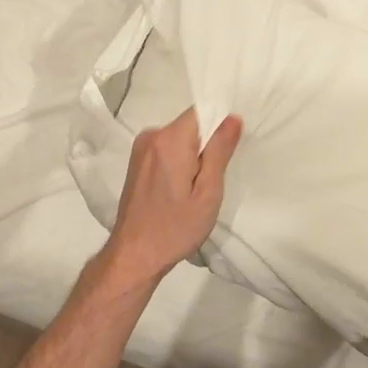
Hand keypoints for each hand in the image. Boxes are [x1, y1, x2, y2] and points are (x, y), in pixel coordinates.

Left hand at [103, 107, 242, 280]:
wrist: (134, 256)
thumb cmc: (175, 227)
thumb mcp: (208, 192)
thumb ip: (220, 151)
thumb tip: (232, 118)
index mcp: (169, 140)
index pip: (202, 112)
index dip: (220, 126)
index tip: (228, 151)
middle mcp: (151, 136)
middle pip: (191, 125)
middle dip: (207, 144)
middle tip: (213, 178)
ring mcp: (140, 149)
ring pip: (180, 138)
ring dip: (194, 155)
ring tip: (197, 188)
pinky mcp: (136, 162)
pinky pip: (167, 149)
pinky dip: (180, 162)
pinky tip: (181, 190)